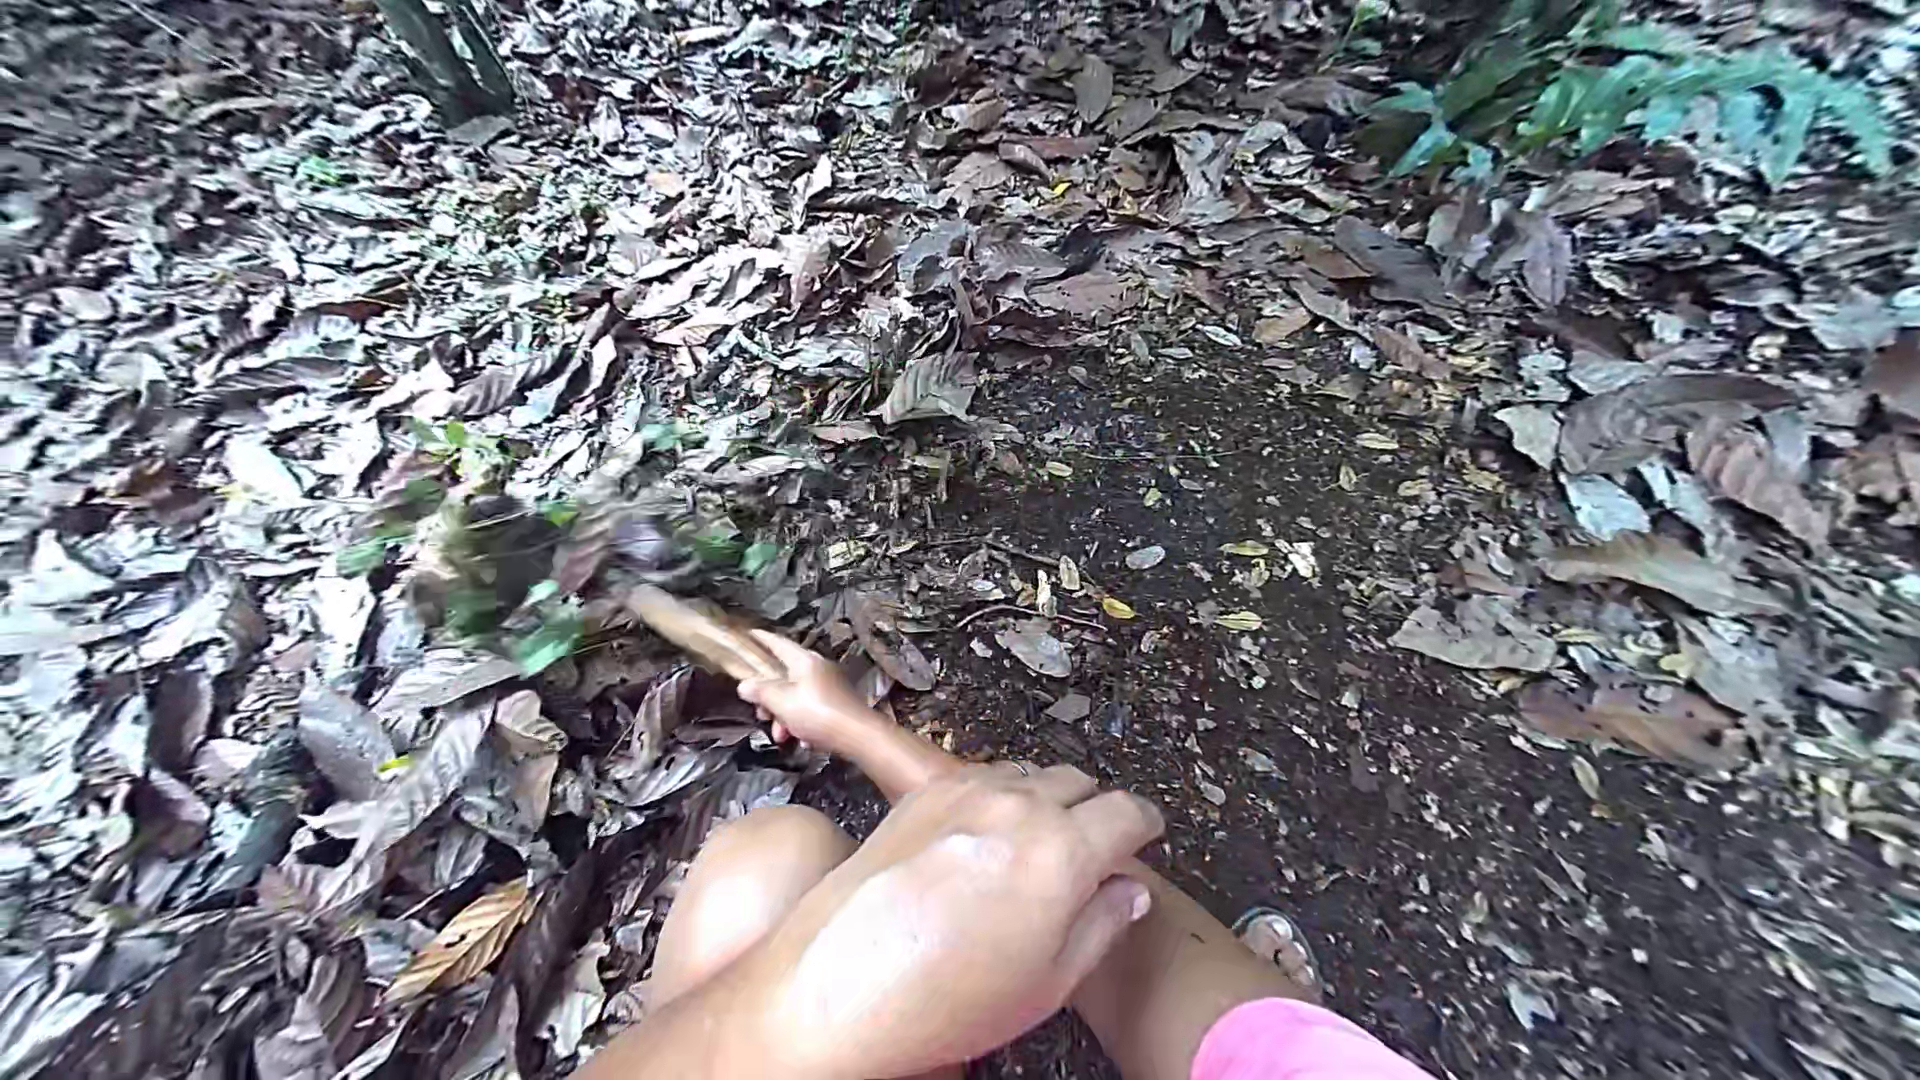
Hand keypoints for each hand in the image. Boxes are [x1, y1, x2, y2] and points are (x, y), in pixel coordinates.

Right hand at [736, 631, 883, 753]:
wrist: (858, 735)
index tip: (751, 632)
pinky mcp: (838, 705)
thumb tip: (746, 684)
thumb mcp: (782, 702)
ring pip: (796, 698)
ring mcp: (830, 686)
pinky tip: (803, 740)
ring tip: (782, 736)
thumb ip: (761, 691)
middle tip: (762, 715)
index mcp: (805, 661)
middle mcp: (819, 668)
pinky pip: (811, 711)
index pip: (779, 643)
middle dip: (769, 699)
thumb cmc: (817, 713)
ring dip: (784, 717)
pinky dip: (802, 724)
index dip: (763, 639)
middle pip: (785, 676)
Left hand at [738, 765, 1164, 1078]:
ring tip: (1035, 839)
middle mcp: (1020, 803)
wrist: (841, 978)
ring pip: (1031, 773)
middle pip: (1079, 781)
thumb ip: (1101, 922)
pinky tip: (986, 832)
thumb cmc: (951, 996)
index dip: (1143, 821)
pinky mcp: (928, 787)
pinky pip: (984, 774)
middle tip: (1089, 845)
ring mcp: (970, 788)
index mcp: (1062, 850)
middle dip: (1094, 808)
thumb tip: (1130, 889)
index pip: (1126, 811)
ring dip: (1047, 796)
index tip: (1144, 832)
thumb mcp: (1049, 981)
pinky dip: (1003, 793)